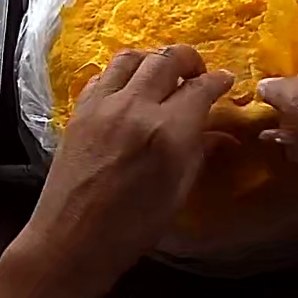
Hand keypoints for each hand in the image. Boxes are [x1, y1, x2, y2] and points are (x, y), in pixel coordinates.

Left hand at [20, 45, 233, 293]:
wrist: (71, 239)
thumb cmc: (131, 228)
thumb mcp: (177, 194)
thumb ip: (199, 153)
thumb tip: (222, 134)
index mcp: (167, 131)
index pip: (201, 87)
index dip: (219, 81)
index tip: (226, 82)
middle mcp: (134, 107)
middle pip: (167, 59)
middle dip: (190, 60)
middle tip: (197, 75)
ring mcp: (102, 106)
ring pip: (131, 58)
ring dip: (153, 61)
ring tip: (162, 77)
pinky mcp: (78, 111)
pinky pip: (103, 76)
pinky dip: (122, 75)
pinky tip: (129, 91)